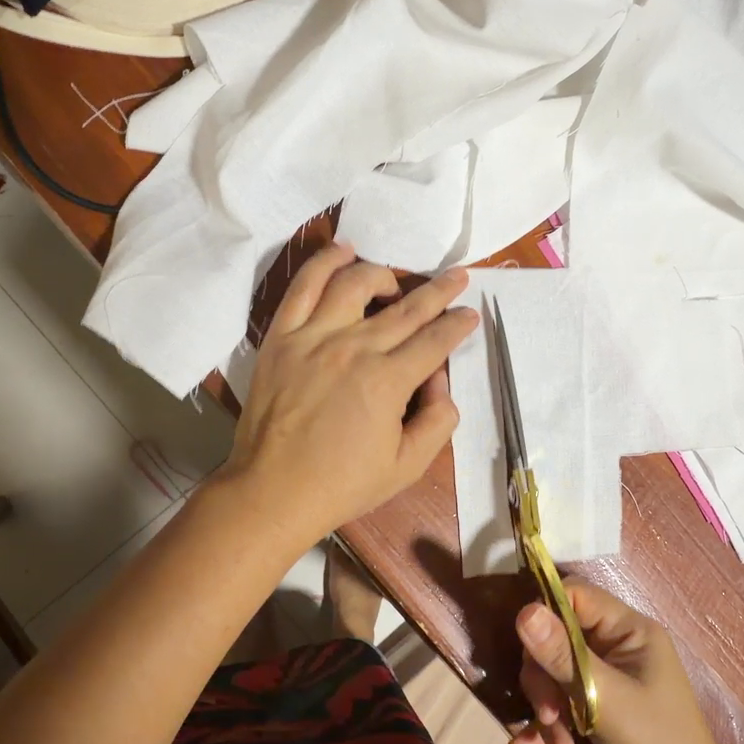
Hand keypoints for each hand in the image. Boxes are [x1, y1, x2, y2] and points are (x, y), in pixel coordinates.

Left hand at [215, 242, 477, 547]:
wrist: (272, 491)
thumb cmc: (342, 484)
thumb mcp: (407, 466)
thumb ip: (438, 421)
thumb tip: (440, 379)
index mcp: (388, 381)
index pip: (435, 339)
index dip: (458, 324)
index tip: (471, 313)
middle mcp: (354, 348)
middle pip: (405, 307)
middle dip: (438, 290)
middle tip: (458, 277)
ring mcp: (313, 337)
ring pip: (355, 284)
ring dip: (383, 275)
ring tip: (394, 282)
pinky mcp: (280, 336)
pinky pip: (303, 286)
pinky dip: (325, 262)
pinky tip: (343, 251)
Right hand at [510, 581, 740, 743]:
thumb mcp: (606, 701)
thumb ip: (563, 656)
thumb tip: (523, 610)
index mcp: (631, 630)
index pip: (575, 596)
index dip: (545, 614)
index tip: (525, 646)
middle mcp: (617, 647)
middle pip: (556, 638)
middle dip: (544, 680)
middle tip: (548, 715)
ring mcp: (607, 678)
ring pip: (554, 674)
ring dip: (546, 711)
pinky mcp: (597, 708)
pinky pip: (559, 701)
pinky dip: (547, 725)